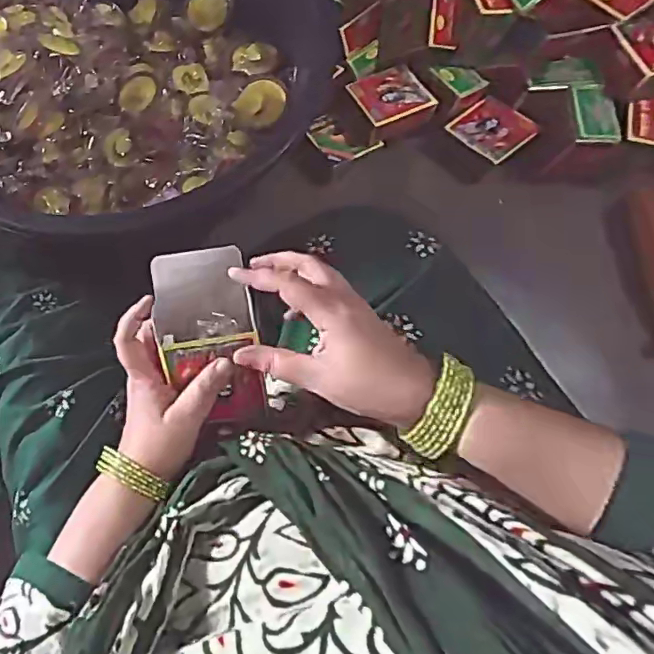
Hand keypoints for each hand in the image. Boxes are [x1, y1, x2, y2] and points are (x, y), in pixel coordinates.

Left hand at [111, 294, 234, 478]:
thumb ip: (205, 389)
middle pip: (150, 342)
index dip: (132, 316)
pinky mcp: (161, 399)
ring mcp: (151, 388)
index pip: (125, 338)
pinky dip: (189, 367)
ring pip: (164, 357)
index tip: (150, 301)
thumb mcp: (185, 417)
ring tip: (209, 340)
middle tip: (195, 319)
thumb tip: (225, 362)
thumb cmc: (156, 448)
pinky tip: (209, 369)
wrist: (141, 478)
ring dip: (183, 348)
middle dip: (170, 327)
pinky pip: (173, 374)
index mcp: (141, 376)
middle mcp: (143, 377)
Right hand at [228, 252, 435, 429]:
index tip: (234, 274)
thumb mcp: (317, 377)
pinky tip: (296, 310)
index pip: (286, 283)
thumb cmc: (368, 386)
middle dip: (278, 260)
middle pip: (308, 264)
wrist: (419, 393)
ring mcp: (354, 303)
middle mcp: (342, 298)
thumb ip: (276, 363)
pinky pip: (329, 286)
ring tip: (269, 279)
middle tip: (253, 266)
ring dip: (294, 268)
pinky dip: (307, 284)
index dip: (257, 276)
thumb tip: (240, 356)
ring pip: (321, 271)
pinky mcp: (360, 312)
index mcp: (329, 310)